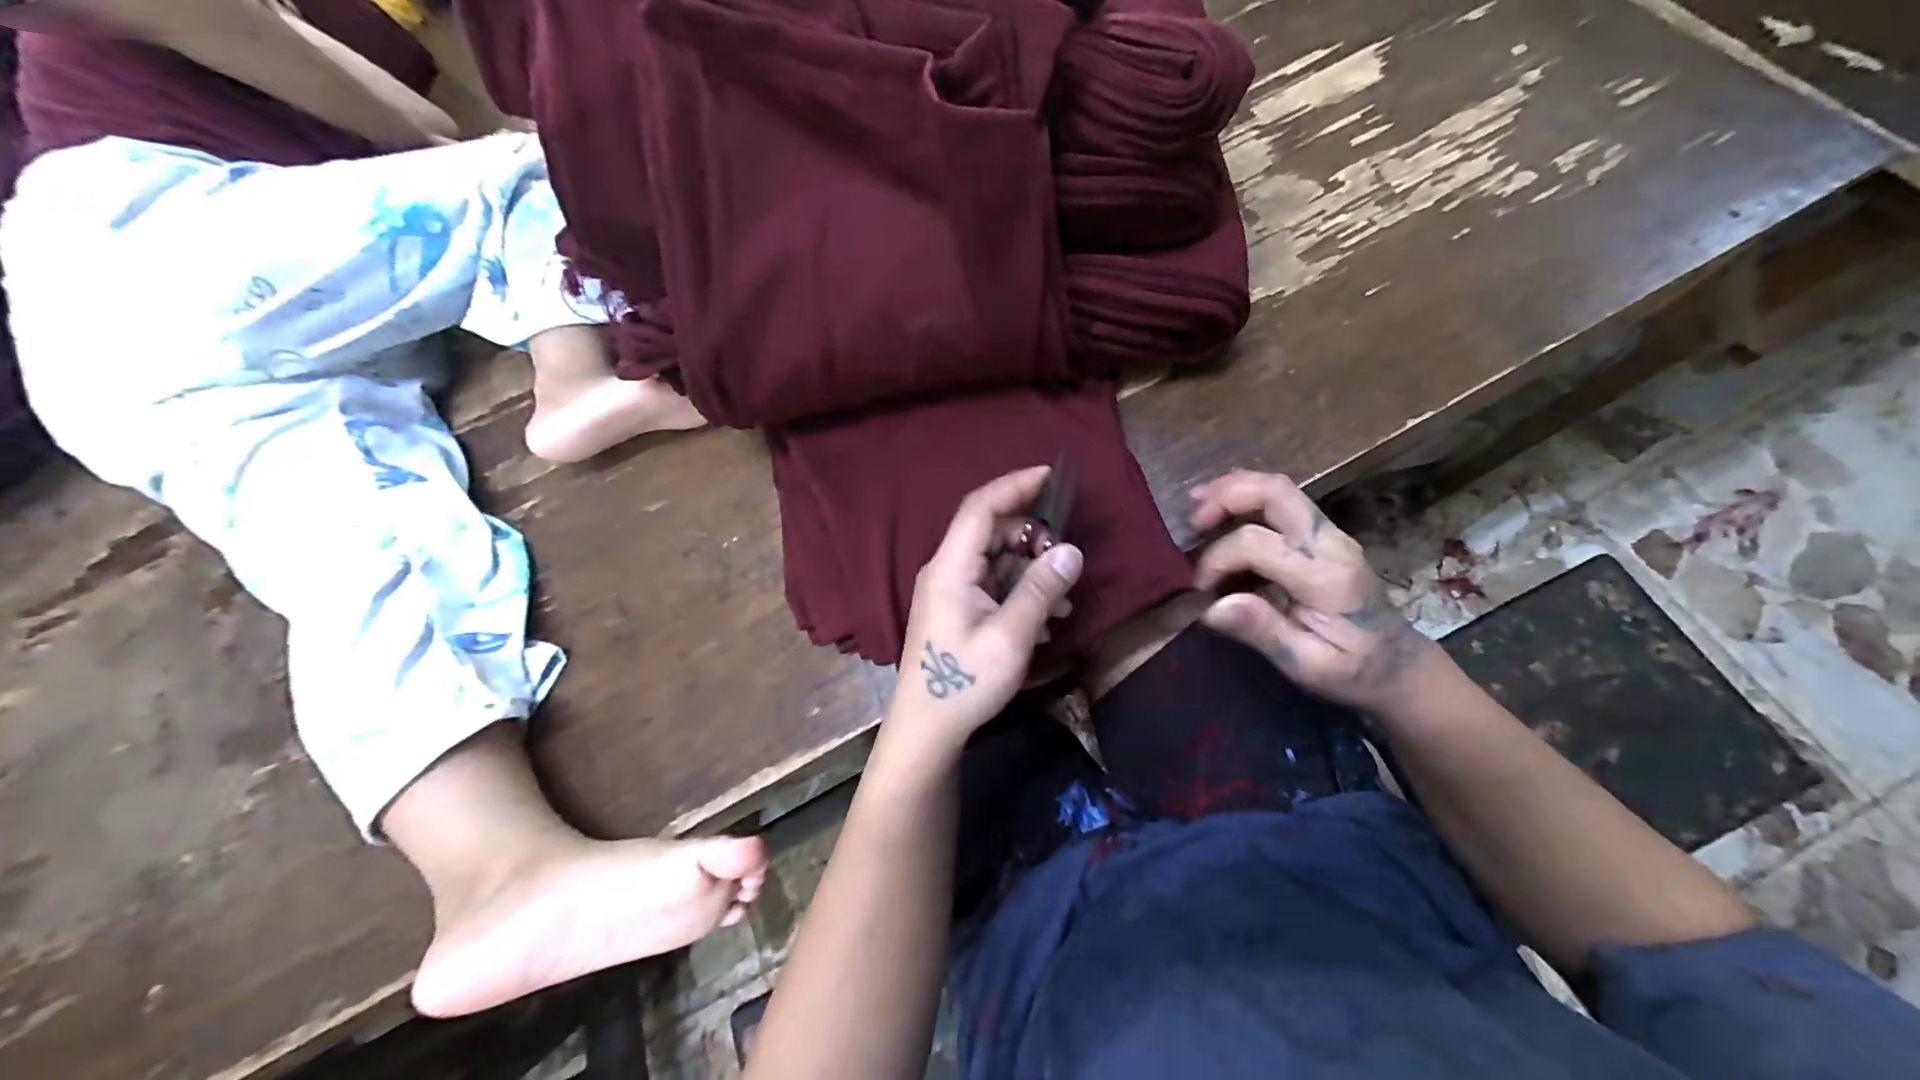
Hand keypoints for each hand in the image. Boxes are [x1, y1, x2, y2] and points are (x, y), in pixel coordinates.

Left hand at [888, 466, 1083, 757]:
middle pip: (990, 532)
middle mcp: (945, 570)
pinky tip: (1044, 621)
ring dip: (1031, 571)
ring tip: (1062, 602)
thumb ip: (1040, 590)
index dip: (1014, 485)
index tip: (1051, 476)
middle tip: (1066, 560)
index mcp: (951, 568)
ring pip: (995, 561)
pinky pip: (991, 585)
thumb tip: (1071, 551)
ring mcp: (948, 591)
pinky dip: (1019, 592)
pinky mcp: (954, 610)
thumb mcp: (1011, 637)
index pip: (981, 507)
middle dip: (1032, 538)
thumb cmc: (965, 682)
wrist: (927, 728)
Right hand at [1190, 470, 1433, 711]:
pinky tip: (1219, 512)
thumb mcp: (1309, 666)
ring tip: (1196, 505)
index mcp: (1327, 577)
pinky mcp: (1323, 535)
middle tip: (1190, 519)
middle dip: (1225, 495)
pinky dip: (1245, 499)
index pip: (1256, 543)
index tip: (1200, 590)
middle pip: (1275, 491)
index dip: (1216, 559)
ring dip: (1232, 490)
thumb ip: (1263, 632)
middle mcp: (1331, 543)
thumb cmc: (1354, 671)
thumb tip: (1211, 608)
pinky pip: (1281, 501)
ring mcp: (1330, 534)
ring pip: (1278, 488)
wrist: (1400, 667)